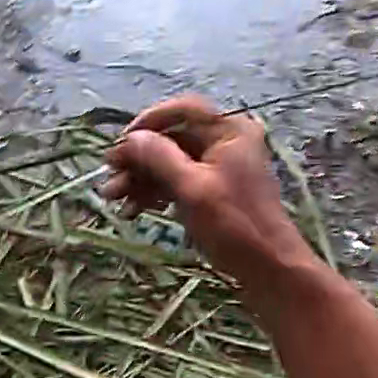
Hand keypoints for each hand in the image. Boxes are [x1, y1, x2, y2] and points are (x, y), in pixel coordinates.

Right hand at [104, 96, 313, 282]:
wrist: (268, 267)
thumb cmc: (234, 225)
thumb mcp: (192, 189)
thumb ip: (160, 158)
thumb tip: (130, 138)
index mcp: (229, 130)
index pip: (182, 111)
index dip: (147, 123)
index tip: (120, 144)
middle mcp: (225, 142)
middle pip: (172, 140)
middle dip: (138, 160)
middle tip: (109, 179)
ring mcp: (219, 167)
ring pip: (170, 164)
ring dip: (140, 180)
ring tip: (113, 200)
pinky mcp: (212, 191)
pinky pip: (177, 183)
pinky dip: (155, 193)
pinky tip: (133, 210)